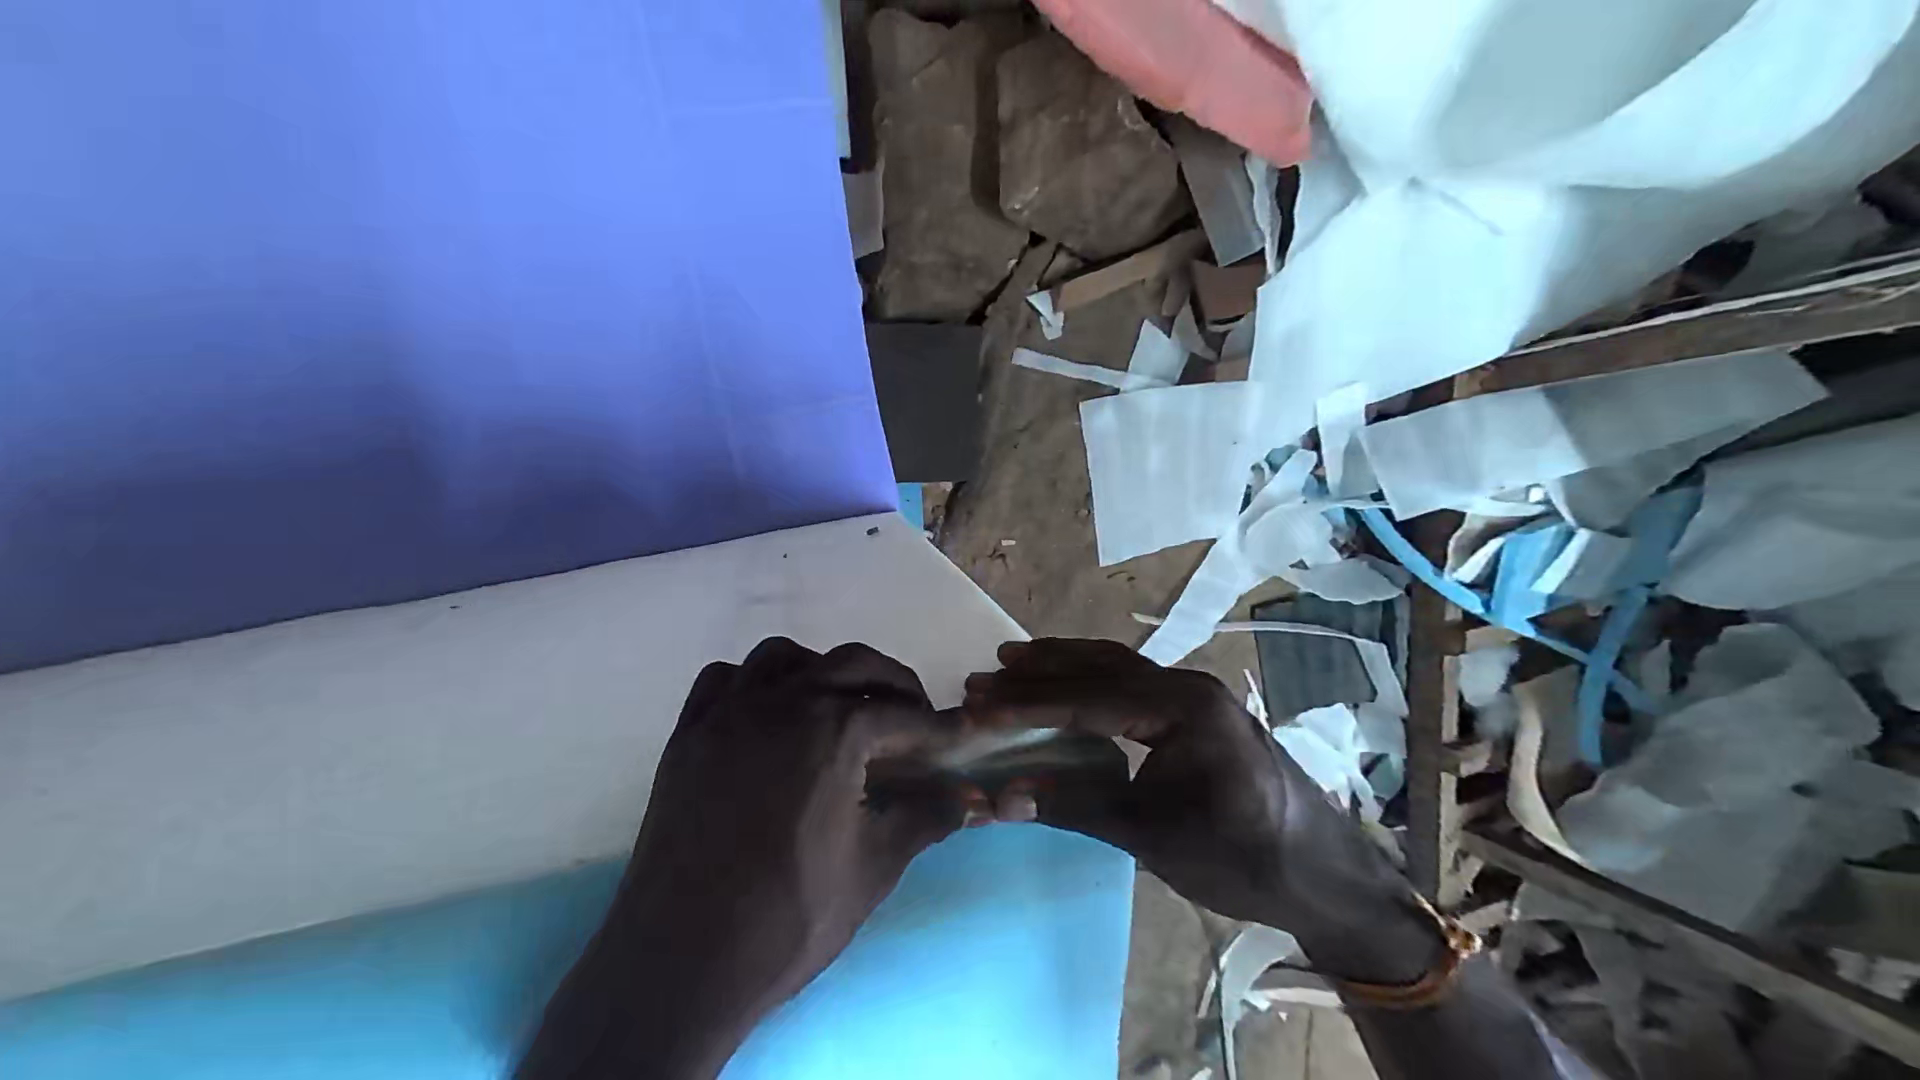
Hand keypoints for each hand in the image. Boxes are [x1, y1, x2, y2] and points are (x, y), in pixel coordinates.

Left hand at [520, 637, 982, 1079]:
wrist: (682, 963)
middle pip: (852, 662)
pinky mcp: (688, 734)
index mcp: (834, 732)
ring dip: (820, 670)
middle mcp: (783, 703)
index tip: (959, 735)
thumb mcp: (873, 868)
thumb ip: (924, 819)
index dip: (938, 727)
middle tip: (912, 716)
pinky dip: (754, 683)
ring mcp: (729, 713)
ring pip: (784, 657)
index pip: (904, 715)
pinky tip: (768, 715)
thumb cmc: (789, 917)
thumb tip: (967, 799)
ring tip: (838, 706)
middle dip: (893, 682)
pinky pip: (725, 680)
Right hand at [964, 638, 1443, 982]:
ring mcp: (1193, 693)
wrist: (1323, 873)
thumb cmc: (1241, 856)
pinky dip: (1089, 677)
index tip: (977, 710)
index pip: (1088, 698)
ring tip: (1010, 661)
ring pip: (1113, 665)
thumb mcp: (1152, 836)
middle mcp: (1186, 684)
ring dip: (1060, 664)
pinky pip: (1130, 680)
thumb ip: (1076, 806)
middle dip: (1035, 676)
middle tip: (980, 679)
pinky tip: (1068, 680)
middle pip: (1096, 669)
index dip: (1027, 707)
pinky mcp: (1195, 708)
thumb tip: (1001, 798)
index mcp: (1182, 706)